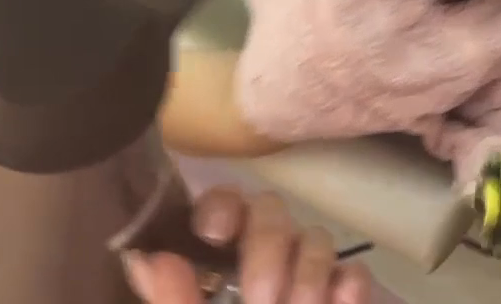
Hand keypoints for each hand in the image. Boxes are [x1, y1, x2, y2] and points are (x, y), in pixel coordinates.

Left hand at [122, 188, 371, 303]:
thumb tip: (146, 255)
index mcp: (212, 276)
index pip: (220, 210)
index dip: (223, 206)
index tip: (217, 233)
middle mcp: (256, 268)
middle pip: (272, 212)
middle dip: (269, 244)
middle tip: (263, 296)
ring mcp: (302, 283)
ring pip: (315, 236)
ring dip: (309, 269)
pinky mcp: (341, 302)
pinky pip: (353, 272)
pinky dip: (348, 285)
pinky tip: (339, 303)